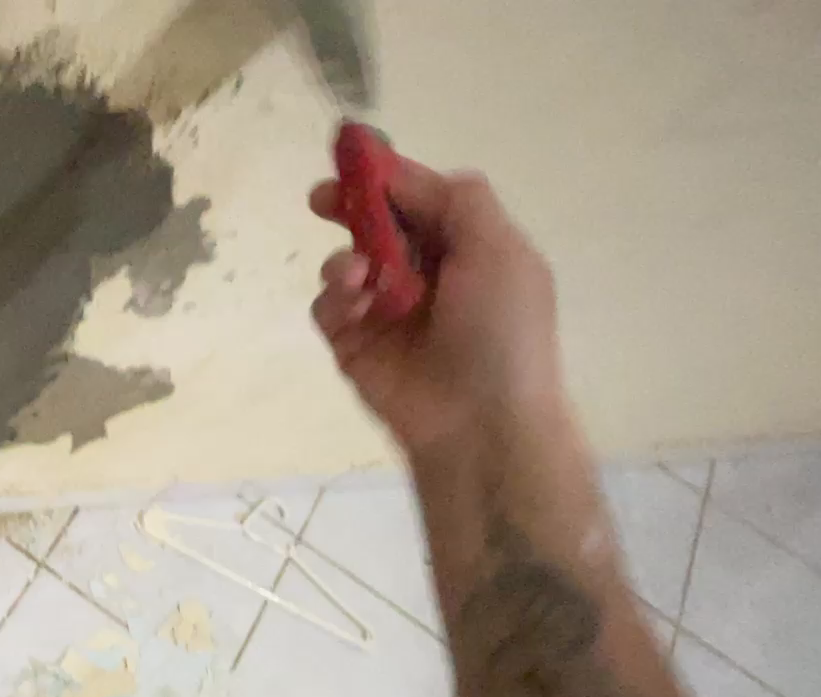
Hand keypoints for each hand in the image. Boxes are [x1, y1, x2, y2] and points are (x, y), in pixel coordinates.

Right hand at [309, 156, 565, 458]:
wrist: (474, 416)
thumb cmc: (499, 329)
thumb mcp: (498, 250)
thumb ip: (457, 202)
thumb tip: (406, 176)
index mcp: (464, 244)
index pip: (417, 198)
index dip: (385, 176)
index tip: (350, 155)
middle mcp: (420, 271)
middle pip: (372, 226)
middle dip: (348, 209)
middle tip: (321, 199)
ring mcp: (381, 308)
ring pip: (343, 265)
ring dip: (344, 263)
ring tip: (357, 279)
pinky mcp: (350, 342)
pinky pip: (327, 308)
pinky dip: (333, 301)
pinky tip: (352, 307)